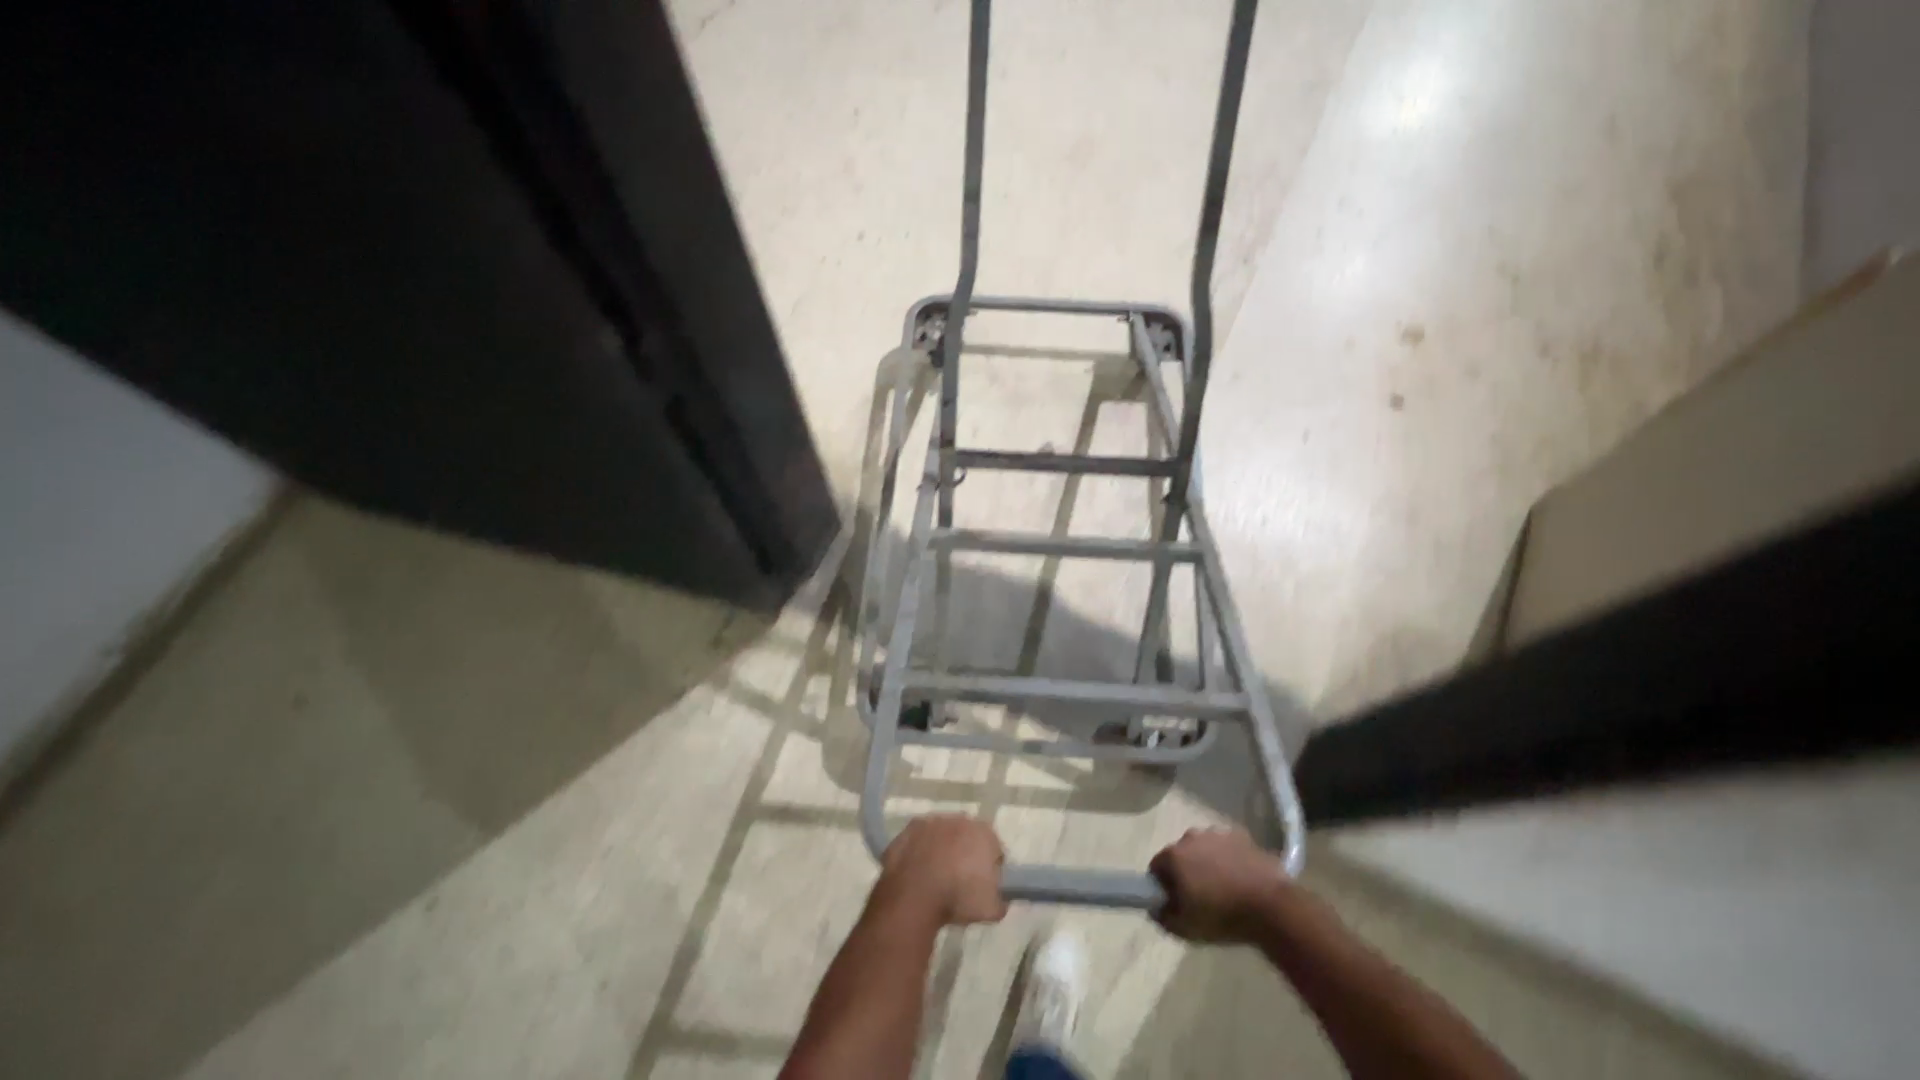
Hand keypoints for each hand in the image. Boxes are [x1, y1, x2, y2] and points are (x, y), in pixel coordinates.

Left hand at [873, 815, 1008, 926]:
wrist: (914, 896)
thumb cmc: (958, 898)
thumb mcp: (992, 909)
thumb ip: (1000, 900)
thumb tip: (998, 900)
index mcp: (984, 833)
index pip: (994, 849)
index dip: (990, 868)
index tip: (983, 886)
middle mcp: (958, 820)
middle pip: (967, 837)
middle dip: (965, 854)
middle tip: (960, 880)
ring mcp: (930, 822)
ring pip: (941, 836)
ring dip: (941, 850)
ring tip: (935, 877)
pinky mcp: (907, 830)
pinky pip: (919, 841)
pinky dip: (919, 853)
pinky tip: (916, 873)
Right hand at [1149, 827, 1286, 942]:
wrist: (1271, 907)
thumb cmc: (1222, 917)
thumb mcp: (1184, 928)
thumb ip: (1162, 916)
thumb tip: (1155, 907)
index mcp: (1174, 855)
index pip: (1157, 867)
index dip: (1162, 885)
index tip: (1174, 901)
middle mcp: (1192, 837)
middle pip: (1181, 854)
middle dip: (1186, 871)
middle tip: (1198, 896)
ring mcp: (1220, 834)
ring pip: (1205, 848)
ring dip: (1208, 863)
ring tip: (1223, 888)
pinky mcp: (1244, 837)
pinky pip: (1228, 848)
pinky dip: (1229, 859)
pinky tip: (1240, 879)